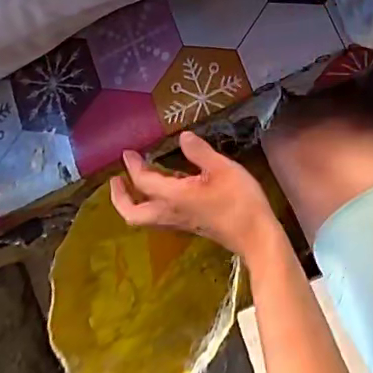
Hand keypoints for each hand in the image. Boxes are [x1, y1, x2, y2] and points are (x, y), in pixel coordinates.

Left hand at [111, 131, 284, 259]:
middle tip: (116, 180)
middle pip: (133, 214)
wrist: (256, 236)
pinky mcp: (189, 226)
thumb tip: (182, 137)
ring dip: (134, 201)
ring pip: (144, 218)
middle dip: (120, 197)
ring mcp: (179, 223)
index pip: (143, 182)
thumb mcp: (222, 168)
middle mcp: (170, 213)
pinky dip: (151, 203)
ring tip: (137, 182)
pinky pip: (159, 216)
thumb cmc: (240, 200)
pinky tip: (167, 188)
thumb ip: (199, 152)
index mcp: (174, 197)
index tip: (127, 153)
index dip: (133, 166)